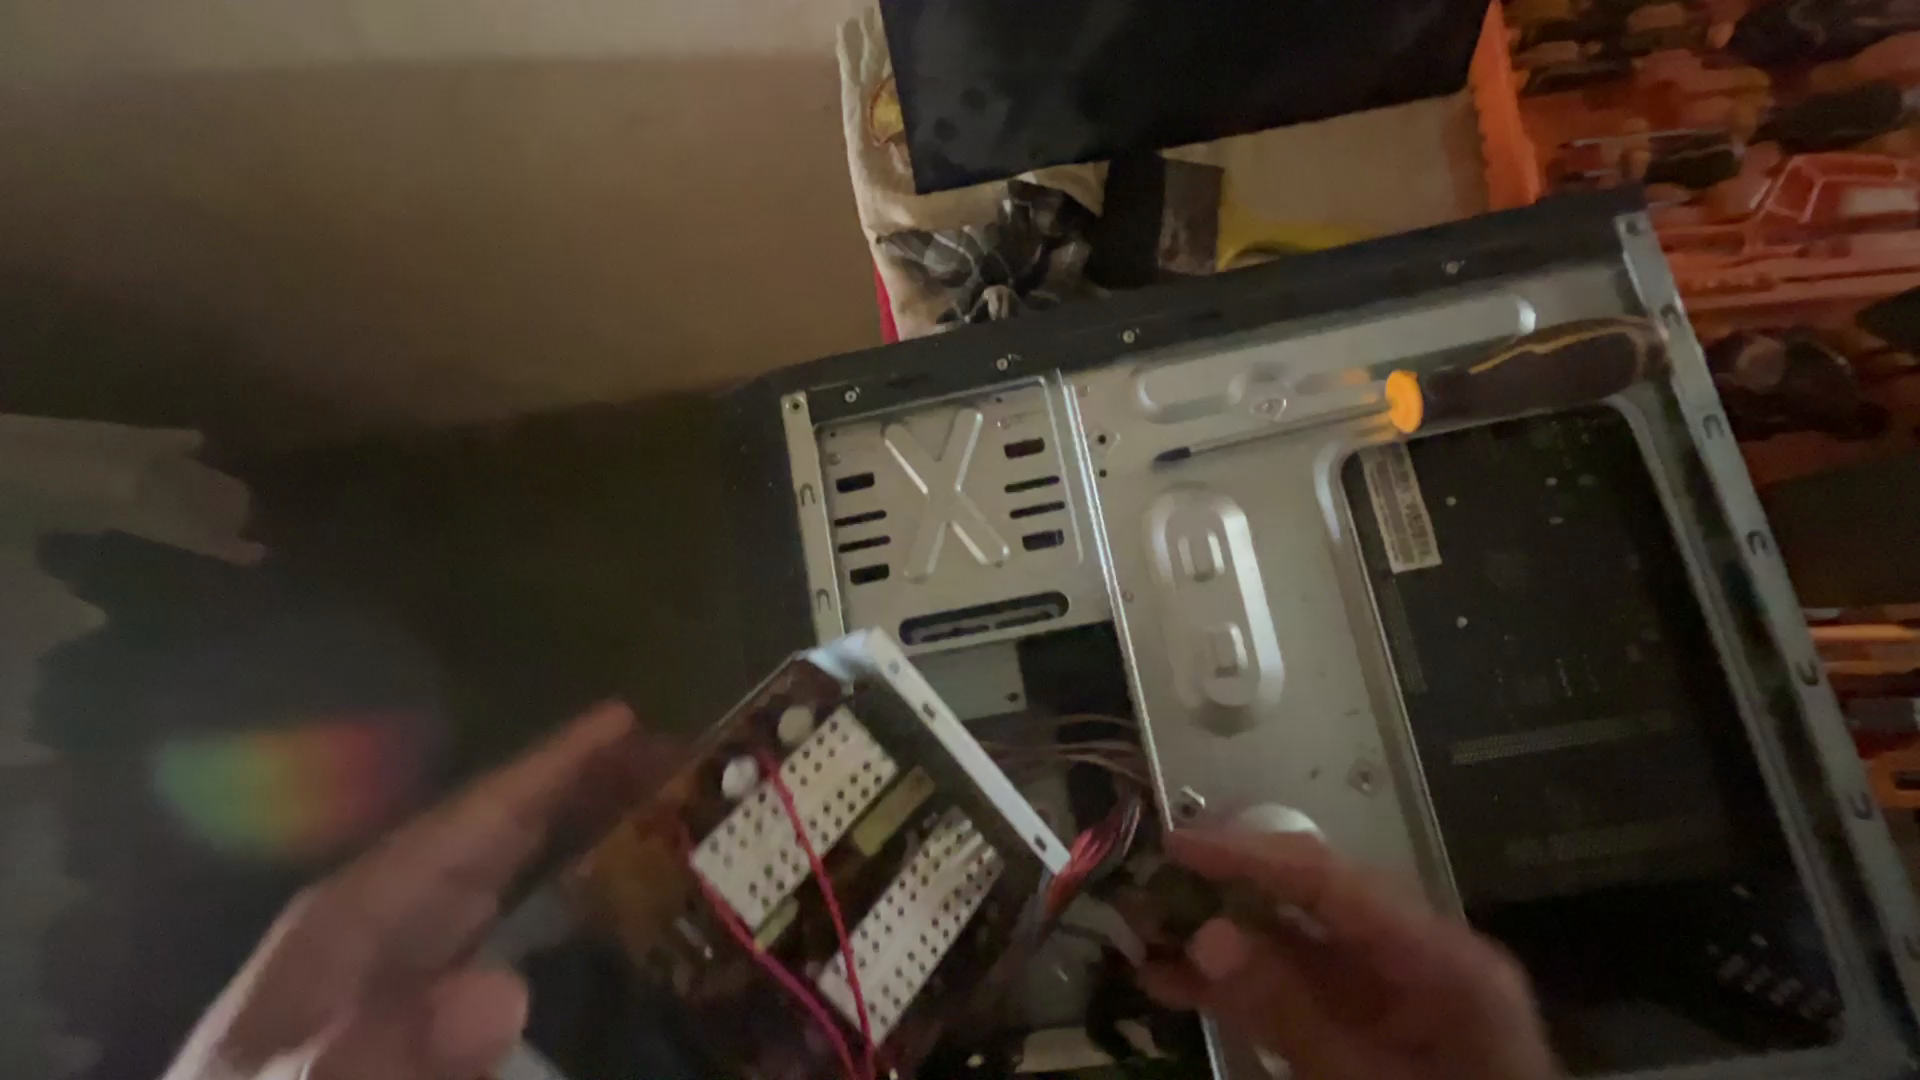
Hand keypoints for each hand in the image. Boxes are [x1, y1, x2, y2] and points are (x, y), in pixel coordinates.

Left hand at [163, 702, 646, 1079]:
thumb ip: (382, 1046)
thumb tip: (506, 993)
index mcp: (373, 901)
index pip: (478, 812)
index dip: (554, 761)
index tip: (624, 717)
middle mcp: (414, 905)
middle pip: (522, 823)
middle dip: (601, 784)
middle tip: (690, 761)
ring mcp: (438, 946)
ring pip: (536, 865)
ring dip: (605, 831)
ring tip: (685, 807)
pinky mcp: (455, 985)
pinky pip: (538, 920)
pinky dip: (590, 894)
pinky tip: (641, 895)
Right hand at [1137, 830, 1558, 1079]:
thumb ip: (1292, 1013)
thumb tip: (1206, 936)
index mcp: (1436, 955)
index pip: (1328, 879)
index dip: (1247, 854)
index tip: (1175, 845)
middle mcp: (1404, 952)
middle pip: (1299, 897)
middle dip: (1219, 890)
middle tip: (1147, 885)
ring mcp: (1378, 987)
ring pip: (1280, 940)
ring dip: (1211, 937)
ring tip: (1140, 932)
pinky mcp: (1354, 1019)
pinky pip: (1283, 987)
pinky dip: (1228, 985)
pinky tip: (1168, 982)